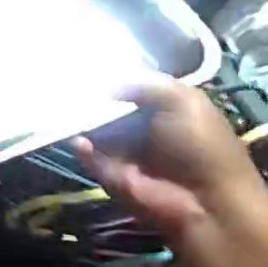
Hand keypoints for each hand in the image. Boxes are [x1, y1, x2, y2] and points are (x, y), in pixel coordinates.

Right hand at [71, 79, 267, 244]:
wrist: (207, 202)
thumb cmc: (202, 146)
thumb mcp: (184, 101)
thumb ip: (144, 84)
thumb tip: (105, 85)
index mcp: (163, 108)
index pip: (129, 86)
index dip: (110, 75)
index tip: (85, 65)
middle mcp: (141, 126)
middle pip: (105, 105)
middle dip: (87, 95)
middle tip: (62, 81)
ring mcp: (123, 149)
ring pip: (92, 127)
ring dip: (78, 118)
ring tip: (60, 104)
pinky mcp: (110, 171)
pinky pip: (87, 153)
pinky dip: (80, 145)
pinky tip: (79, 138)